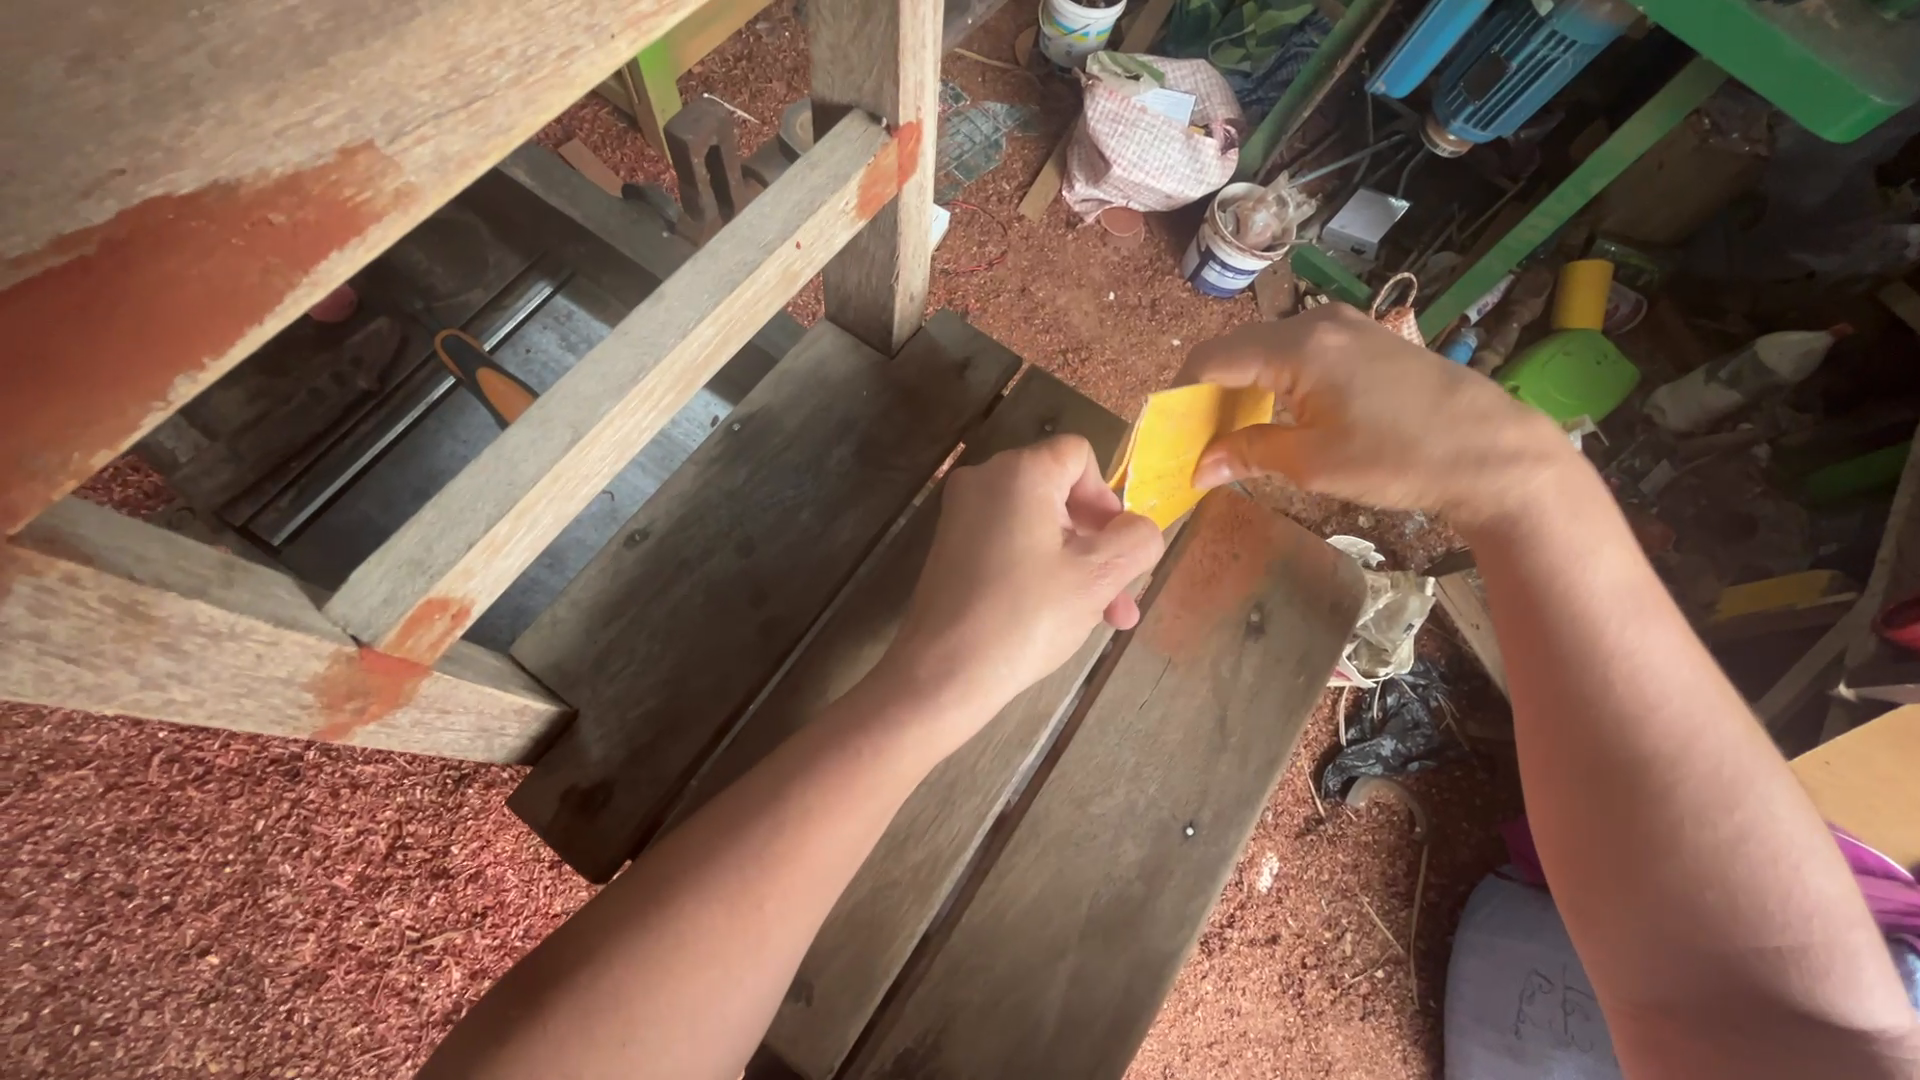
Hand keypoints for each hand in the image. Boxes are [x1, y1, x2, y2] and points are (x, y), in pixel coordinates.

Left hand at [877, 435, 1164, 725]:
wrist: (944, 672)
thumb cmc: (1026, 616)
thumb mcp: (1098, 576)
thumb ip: (1136, 539)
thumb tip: (1138, 529)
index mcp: (1019, 472)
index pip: (1079, 456)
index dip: (1107, 498)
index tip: (1117, 546)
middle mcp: (983, 480)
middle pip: (1060, 495)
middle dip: (1098, 545)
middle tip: (1119, 598)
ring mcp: (961, 515)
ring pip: (1038, 526)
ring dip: (1076, 566)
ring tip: (1102, 619)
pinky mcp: (949, 548)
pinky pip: (1009, 544)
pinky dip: (1038, 570)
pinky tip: (1058, 617)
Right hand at [1180, 303, 1578, 530]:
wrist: (1496, 452)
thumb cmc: (1399, 458)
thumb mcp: (1312, 463)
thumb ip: (1246, 454)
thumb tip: (1197, 469)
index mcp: (1298, 345)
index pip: (1211, 358)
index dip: (1179, 393)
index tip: (1166, 430)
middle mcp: (1317, 322)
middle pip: (1236, 349)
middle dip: (1206, 392)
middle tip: (1195, 438)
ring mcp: (1345, 326)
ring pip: (1267, 349)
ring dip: (1240, 387)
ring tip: (1230, 431)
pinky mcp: (1366, 340)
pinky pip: (1298, 353)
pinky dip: (1273, 381)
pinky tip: (1275, 414)